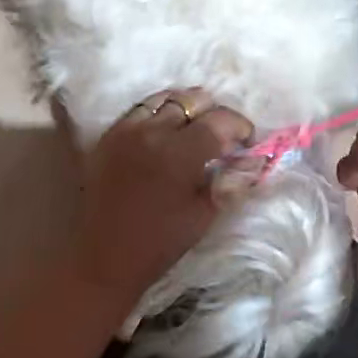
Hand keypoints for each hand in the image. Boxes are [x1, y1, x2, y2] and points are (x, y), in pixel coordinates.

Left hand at [72, 88, 254, 300]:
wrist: (102, 258)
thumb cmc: (158, 243)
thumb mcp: (203, 215)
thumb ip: (230, 182)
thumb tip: (255, 161)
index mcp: (180, 152)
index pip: (220, 120)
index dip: (240, 127)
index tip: (247, 143)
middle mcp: (152, 131)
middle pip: (192, 101)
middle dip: (214, 114)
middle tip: (222, 137)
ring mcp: (126, 130)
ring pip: (163, 99)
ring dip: (185, 109)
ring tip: (193, 129)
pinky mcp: (107, 137)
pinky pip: (137, 110)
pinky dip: (157, 112)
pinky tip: (163, 131)